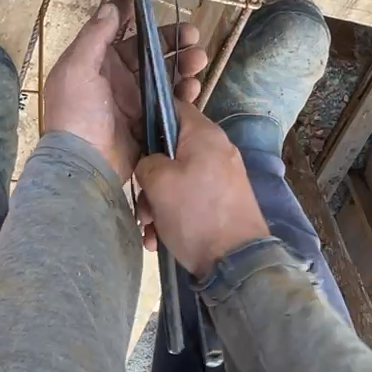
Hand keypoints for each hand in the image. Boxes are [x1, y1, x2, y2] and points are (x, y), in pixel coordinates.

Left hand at [41, 0, 208, 181]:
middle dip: (173, 41)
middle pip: (150, 51)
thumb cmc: (77, 113)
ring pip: (165, 73)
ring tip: (198, 61)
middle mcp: (117, 77)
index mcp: (96, 61)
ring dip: (183, 64)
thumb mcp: (77, 69)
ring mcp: (135, 99)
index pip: (119, 30)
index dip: (136, 15)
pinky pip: (172, 101)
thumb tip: (110, 6)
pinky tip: (193, 88)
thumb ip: (95, 36)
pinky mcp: (150, 120)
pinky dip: (184, 92)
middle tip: (193, 35)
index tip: (155, 3)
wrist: (86, 165)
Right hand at [136, 98, 270, 275]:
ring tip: (151, 230)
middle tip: (143, 205)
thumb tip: (151, 164)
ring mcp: (223, 176)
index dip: (149, 119)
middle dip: (151, 179)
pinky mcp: (225, 201)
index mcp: (205, 134)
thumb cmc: (196, 213)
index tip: (134, 142)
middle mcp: (218, 149)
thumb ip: (147, 162)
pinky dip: (175, 215)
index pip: (174, 107)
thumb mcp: (158, 183)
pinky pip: (192, 198)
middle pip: (172, 150)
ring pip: (179, 179)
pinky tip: (161, 239)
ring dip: (158, 203)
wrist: (237, 263)